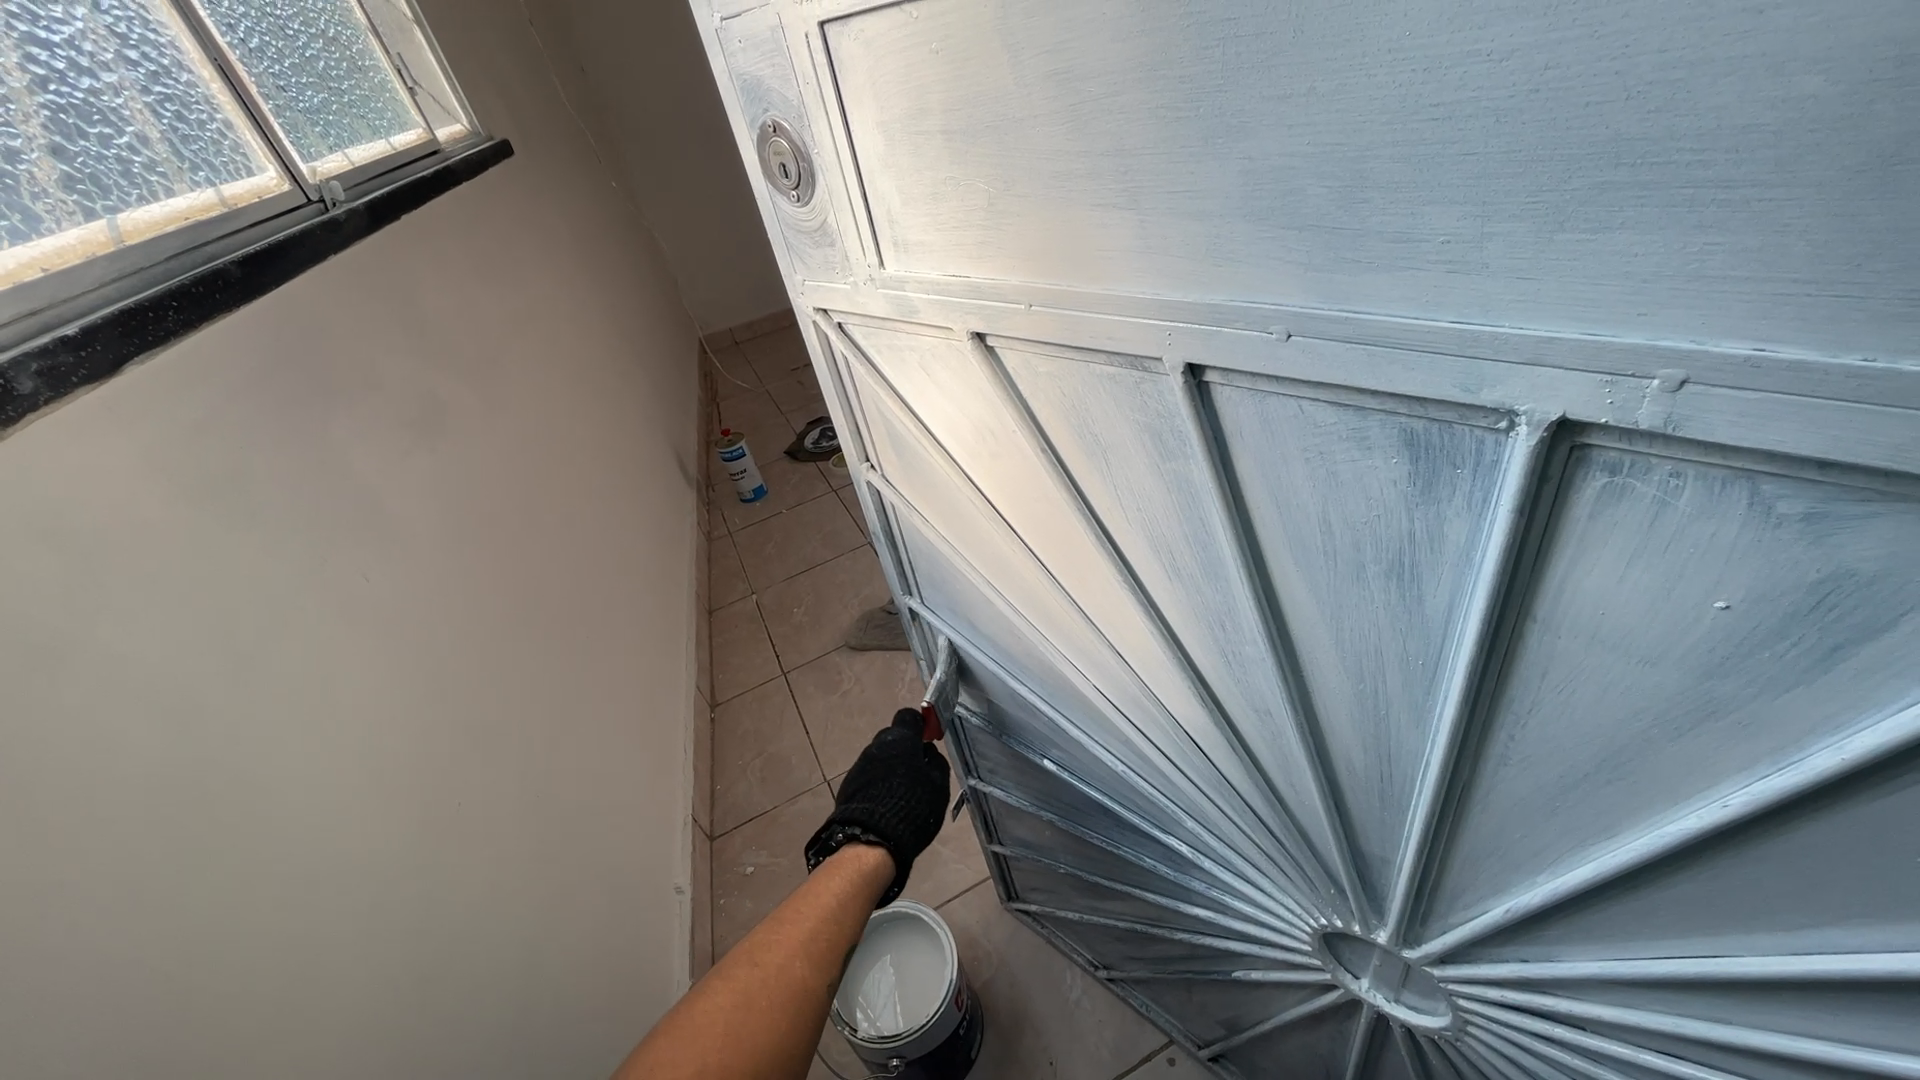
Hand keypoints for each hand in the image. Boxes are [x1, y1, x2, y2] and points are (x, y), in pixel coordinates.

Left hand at [804, 708, 951, 906]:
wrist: (871, 839)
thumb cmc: (913, 807)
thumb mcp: (938, 786)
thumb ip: (935, 763)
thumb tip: (928, 752)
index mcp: (901, 740)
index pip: (909, 716)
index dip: (919, 725)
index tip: (927, 740)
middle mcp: (877, 746)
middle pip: (893, 737)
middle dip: (905, 748)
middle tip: (916, 770)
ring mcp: (860, 765)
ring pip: (880, 757)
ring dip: (891, 767)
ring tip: (902, 792)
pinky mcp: (849, 784)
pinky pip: (869, 775)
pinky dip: (878, 782)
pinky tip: (886, 802)